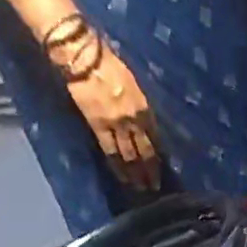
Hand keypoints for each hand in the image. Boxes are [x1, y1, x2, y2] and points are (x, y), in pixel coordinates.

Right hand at [56, 35, 161, 191]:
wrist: (85, 58)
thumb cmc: (109, 64)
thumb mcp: (134, 86)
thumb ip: (141, 108)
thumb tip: (147, 127)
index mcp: (144, 109)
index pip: (155, 139)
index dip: (159, 156)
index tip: (162, 169)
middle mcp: (134, 121)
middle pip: (146, 152)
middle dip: (151, 171)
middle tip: (154, 187)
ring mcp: (117, 126)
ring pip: (130, 156)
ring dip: (136, 174)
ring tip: (141, 188)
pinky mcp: (99, 127)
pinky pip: (111, 152)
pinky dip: (118, 168)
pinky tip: (124, 179)